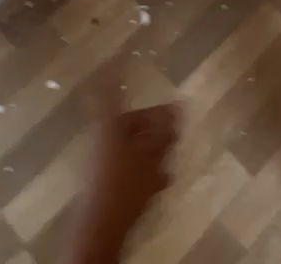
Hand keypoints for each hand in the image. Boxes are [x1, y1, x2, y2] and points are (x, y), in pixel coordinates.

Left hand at [81, 69, 178, 248]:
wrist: (101, 227)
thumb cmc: (126, 183)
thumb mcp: (153, 153)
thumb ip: (165, 129)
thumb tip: (179, 106)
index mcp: (110, 123)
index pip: (111, 89)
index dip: (116, 71)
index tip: (119, 52)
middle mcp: (102, 137)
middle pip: (130, 120)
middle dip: (153, 121)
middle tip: (174, 124)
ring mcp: (101, 160)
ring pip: (132, 144)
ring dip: (152, 147)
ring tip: (171, 156)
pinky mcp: (105, 181)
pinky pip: (129, 164)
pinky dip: (145, 166)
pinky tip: (161, 179)